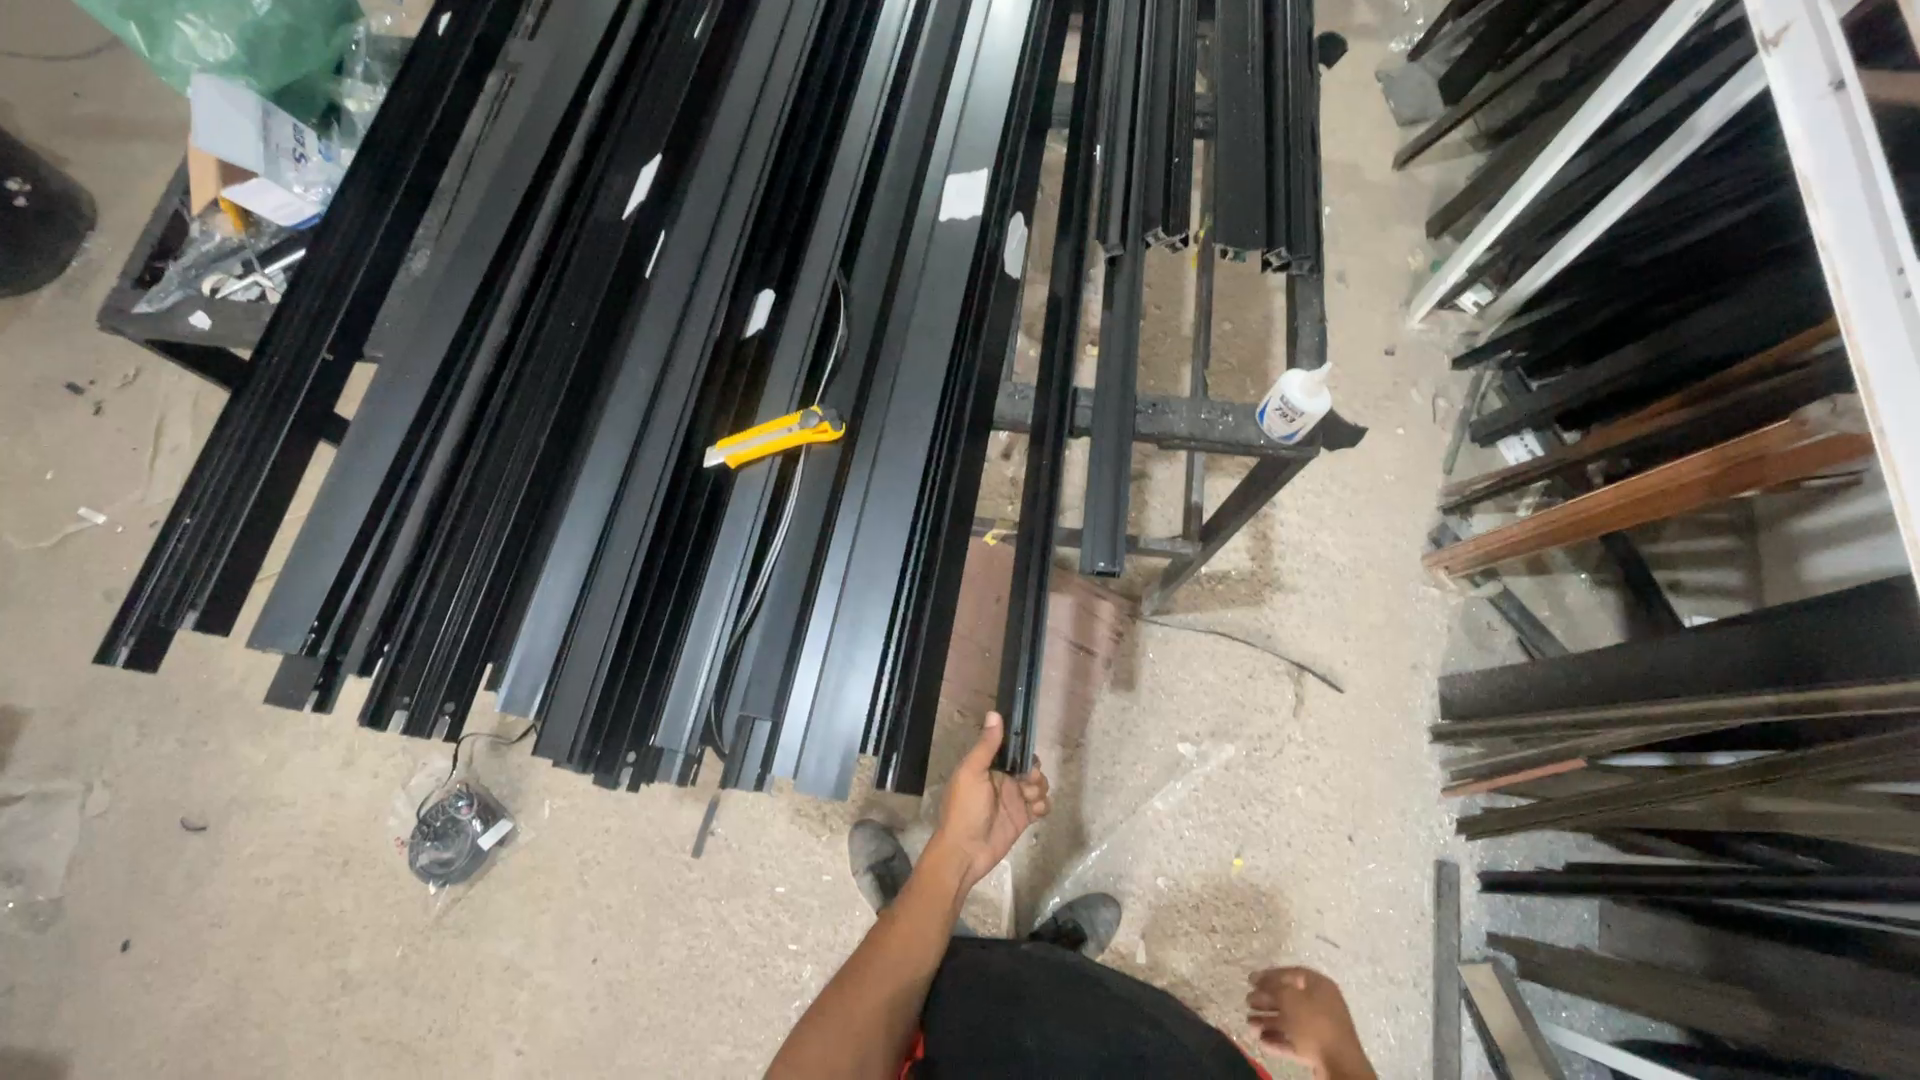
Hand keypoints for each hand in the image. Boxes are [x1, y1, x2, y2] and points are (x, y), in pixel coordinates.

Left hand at [924, 712, 1049, 891]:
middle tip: (1027, 782)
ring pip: (1038, 786)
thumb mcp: (971, 772)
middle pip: (1029, 767)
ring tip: (1029, 799)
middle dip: (1034, 772)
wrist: (965, 851)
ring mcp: (1014, 801)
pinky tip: (1034, 811)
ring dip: (1039, 789)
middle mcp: (1003, 781)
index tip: (1026, 756)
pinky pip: (1042, 806)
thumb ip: (986, 745)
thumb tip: (995, 713)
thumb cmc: (964, 808)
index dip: (1022, 751)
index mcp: (988, 767)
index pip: (1012, 751)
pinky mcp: (1023, 819)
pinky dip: (1043, 806)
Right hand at [1246, 967, 1375, 1079]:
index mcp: (1319, 985)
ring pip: (1289, 1021)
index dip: (1269, 975)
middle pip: (1288, 998)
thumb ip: (1271, 986)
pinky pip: (1294, 1039)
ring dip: (1268, 1022)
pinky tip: (1262, 1040)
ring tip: (1250, 1025)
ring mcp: (1321, 1027)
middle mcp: (1321, 1003)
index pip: (1291, 974)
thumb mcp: (1288, 997)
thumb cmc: (1313, 1022)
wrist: (1338, 1063)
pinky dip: (1278, 1039)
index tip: (1251, 980)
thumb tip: (1257, 980)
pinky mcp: (1318, 1048)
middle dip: (1266, 1001)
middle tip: (1248, 1002)